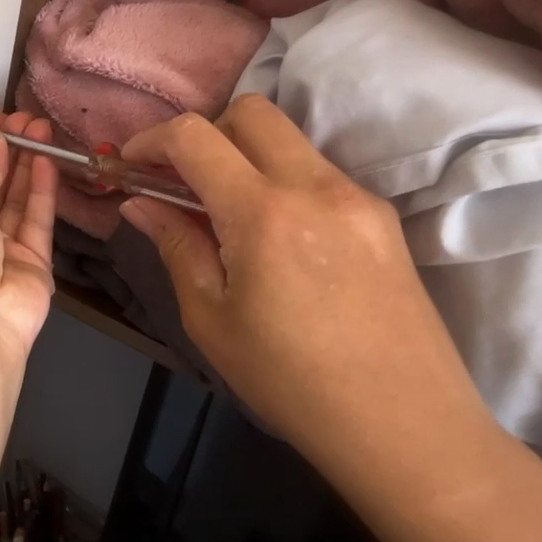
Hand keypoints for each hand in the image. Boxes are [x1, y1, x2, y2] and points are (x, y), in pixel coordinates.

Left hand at [0, 111, 58, 367]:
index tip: (0, 120)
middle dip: (9, 151)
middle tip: (27, 119)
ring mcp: (3, 250)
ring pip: (19, 200)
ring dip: (29, 164)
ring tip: (42, 129)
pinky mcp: (34, 263)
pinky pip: (38, 219)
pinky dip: (43, 189)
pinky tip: (47, 160)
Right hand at [117, 96, 492, 471]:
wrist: (409, 430)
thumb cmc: (292, 382)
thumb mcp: (211, 319)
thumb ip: (175, 245)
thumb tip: (140, 203)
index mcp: (265, 214)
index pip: (195, 136)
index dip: (151, 140)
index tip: (133, 166)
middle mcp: (316, 188)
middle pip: (251, 111)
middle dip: (205, 132)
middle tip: (184, 182)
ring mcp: (358, 199)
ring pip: (288, 139)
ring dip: (245, 156)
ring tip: (226, 215)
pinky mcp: (383, 218)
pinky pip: (318, 173)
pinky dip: (281, 181)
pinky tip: (275, 238)